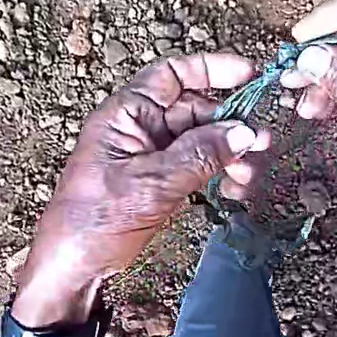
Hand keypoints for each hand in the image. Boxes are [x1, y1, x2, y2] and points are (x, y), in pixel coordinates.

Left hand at [16, 53, 270, 326]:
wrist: (74, 267)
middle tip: (261, 141)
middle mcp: (143, 128)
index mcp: (128, 114)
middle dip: (230, 122)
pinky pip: (200, 166)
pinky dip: (221, 173)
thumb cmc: (95, 219)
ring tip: (250, 174)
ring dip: (230, 152)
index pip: (172, 75)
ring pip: (203, 140)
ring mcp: (154, 155)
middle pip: (196, 109)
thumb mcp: (150, 183)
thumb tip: (244, 132)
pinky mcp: (163, 181)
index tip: (249, 74)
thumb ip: (200, 155)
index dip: (211, 69)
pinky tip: (237, 188)